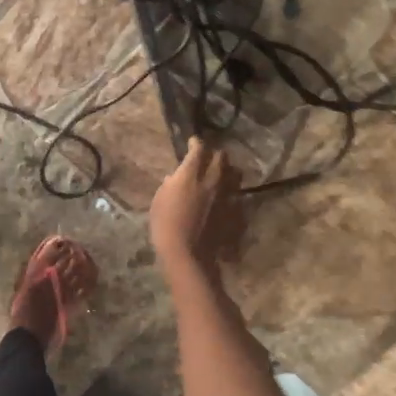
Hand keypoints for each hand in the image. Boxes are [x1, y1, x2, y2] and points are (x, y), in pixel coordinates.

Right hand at [149, 136, 246, 270]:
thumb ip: (170, 185)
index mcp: (190, 175)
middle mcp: (212, 181)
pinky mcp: (235, 211)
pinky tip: (225, 199)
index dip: (196, 143)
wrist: (188, 254)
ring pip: (235, 174)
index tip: (193, 142)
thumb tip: (174, 178)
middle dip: (215, 154)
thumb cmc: (165, 225)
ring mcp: (227, 196)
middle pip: (222, 157)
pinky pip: (236, 195)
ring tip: (222, 175)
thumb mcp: (159, 201)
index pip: (198, 149)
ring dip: (228, 171)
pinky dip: (231, 193)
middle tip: (209, 157)